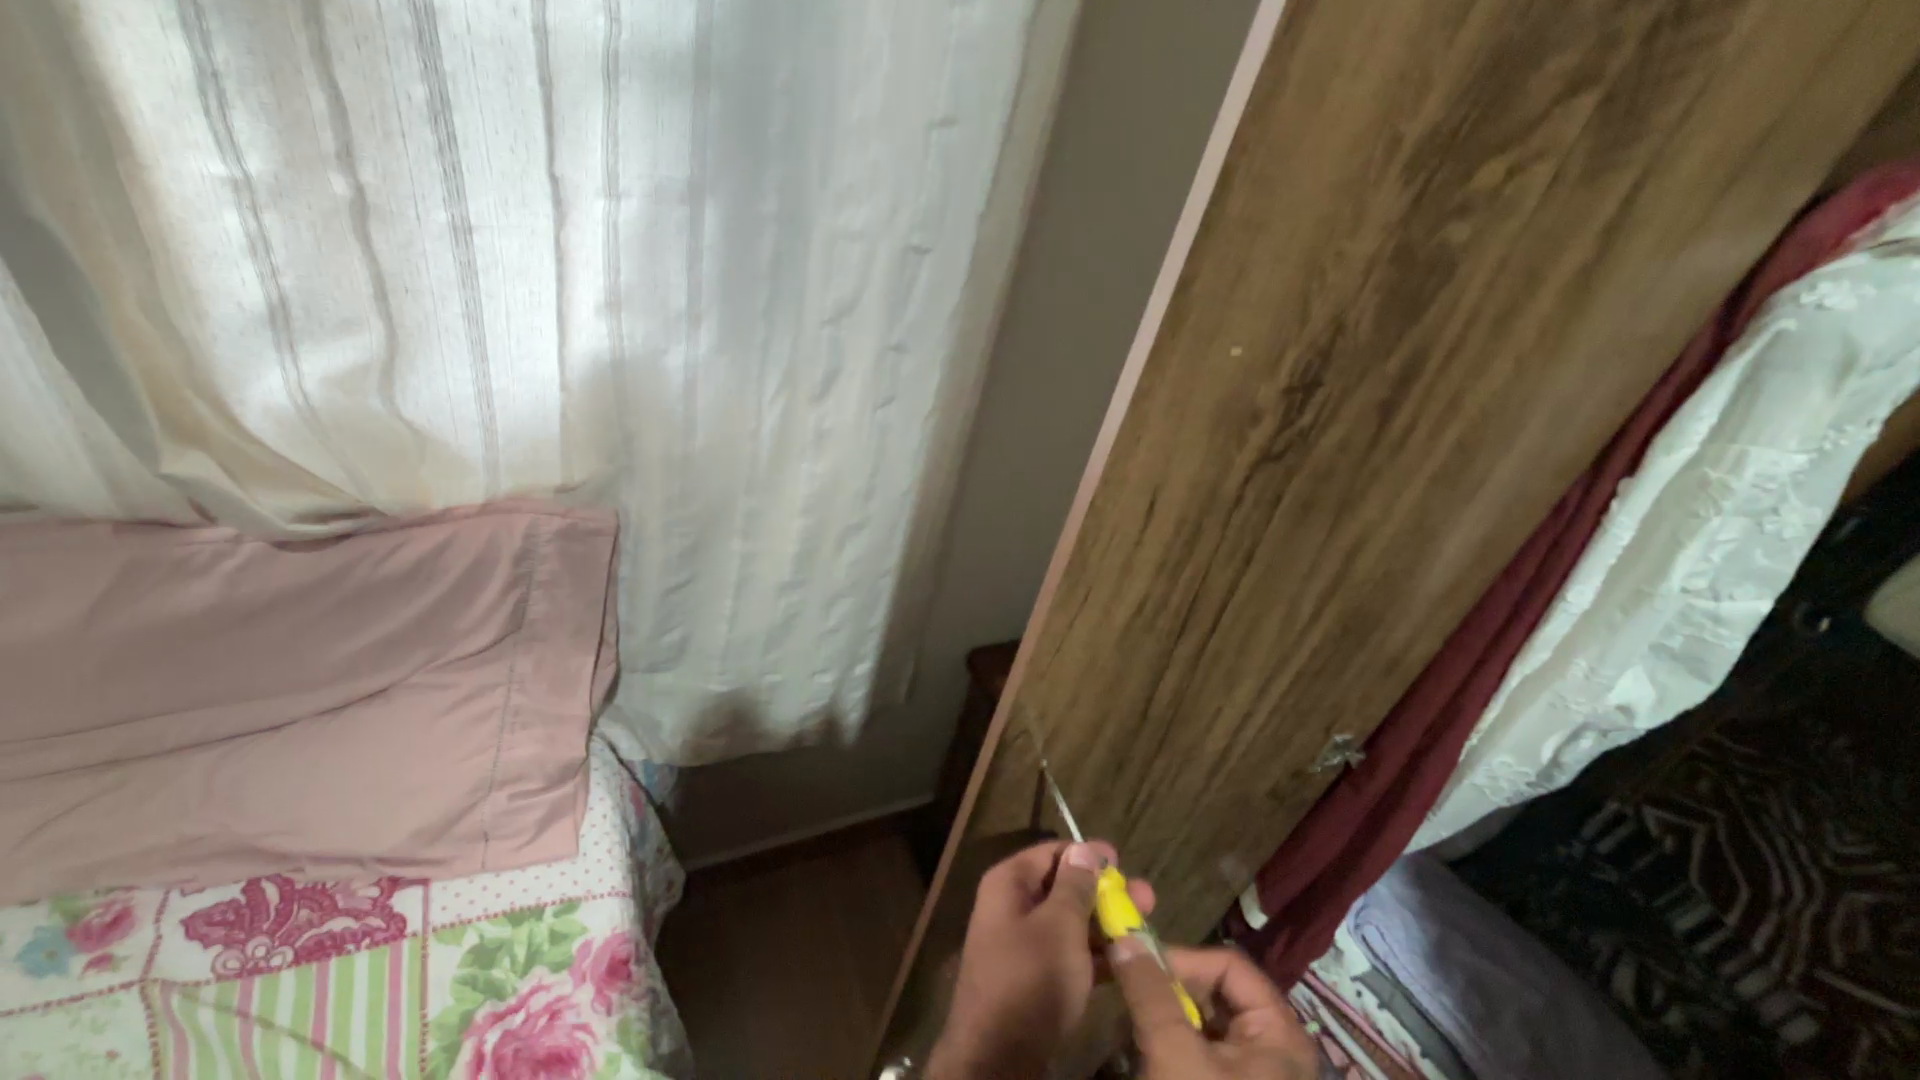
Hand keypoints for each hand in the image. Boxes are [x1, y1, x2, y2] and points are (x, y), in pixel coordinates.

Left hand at [926, 840, 1153, 1079]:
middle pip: (1063, 888)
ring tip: (1147, 927)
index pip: (1052, 853)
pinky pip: (1069, 955)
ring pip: (1070, 923)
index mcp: (1009, 884)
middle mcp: (1012, 907)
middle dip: (1105, 892)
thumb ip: (1075, 885)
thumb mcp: (1060, 925)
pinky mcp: (1035, 979)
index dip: (1087, 854)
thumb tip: (1085, 847)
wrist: (999, 1056)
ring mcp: (1023, 945)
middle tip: (1148, 898)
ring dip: (1106, 924)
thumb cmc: (1031, 978)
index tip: (1124, 862)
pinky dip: (1096, 955)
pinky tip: (1129, 961)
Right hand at [1111, 942, 1317, 1079]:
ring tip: (1135, 1033)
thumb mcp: (1173, 1055)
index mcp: (1280, 1032)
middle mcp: (1276, 1048)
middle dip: (1171, 991)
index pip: (1228, 964)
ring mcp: (1256, 1076)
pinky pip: (1204, 1055)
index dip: (1182, 959)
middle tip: (1132, 1000)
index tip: (1137, 966)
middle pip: (1217, 992)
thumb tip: (1124, 936)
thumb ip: (1150, 993)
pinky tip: (1149, 1060)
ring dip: (1168, 1020)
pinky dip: (1174, 1049)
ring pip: (1206, 1025)